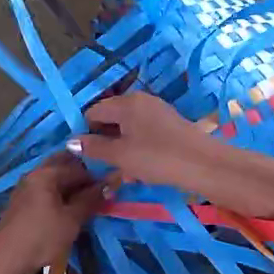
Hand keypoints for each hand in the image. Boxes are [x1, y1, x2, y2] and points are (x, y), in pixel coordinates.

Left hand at [0, 155, 110, 273]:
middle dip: (82, 174)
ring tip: (87, 198)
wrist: (7, 260)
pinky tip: (68, 205)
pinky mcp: (21, 202)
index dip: (97, 176)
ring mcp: (24, 188)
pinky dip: (58, 192)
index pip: (78, 167)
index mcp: (45, 174)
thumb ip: (91, 199)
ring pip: (52, 177)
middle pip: (62, 165)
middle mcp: (33, 175)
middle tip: (99, 188)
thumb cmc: (42, 237)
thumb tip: (112, 182)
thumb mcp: (72, 219)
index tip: (112, 187)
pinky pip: (44, 188)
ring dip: (70, 183)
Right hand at [72, 92, 229, 192]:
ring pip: (128, 129)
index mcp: (125, 102)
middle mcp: (140, 100)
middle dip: (105, 141)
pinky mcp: (170, 125)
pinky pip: (144, 134)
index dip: (85, 132)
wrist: (203, 165)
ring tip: (124, 172)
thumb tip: (71, 141)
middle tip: (105, 165)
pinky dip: (138, 149)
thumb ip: (93, 147)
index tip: (86, 155)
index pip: (93, 111)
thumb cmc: (156, 158)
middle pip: (111, 118)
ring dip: (121, 149)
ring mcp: (157, 111)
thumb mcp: (120, 155)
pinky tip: (142, 170)